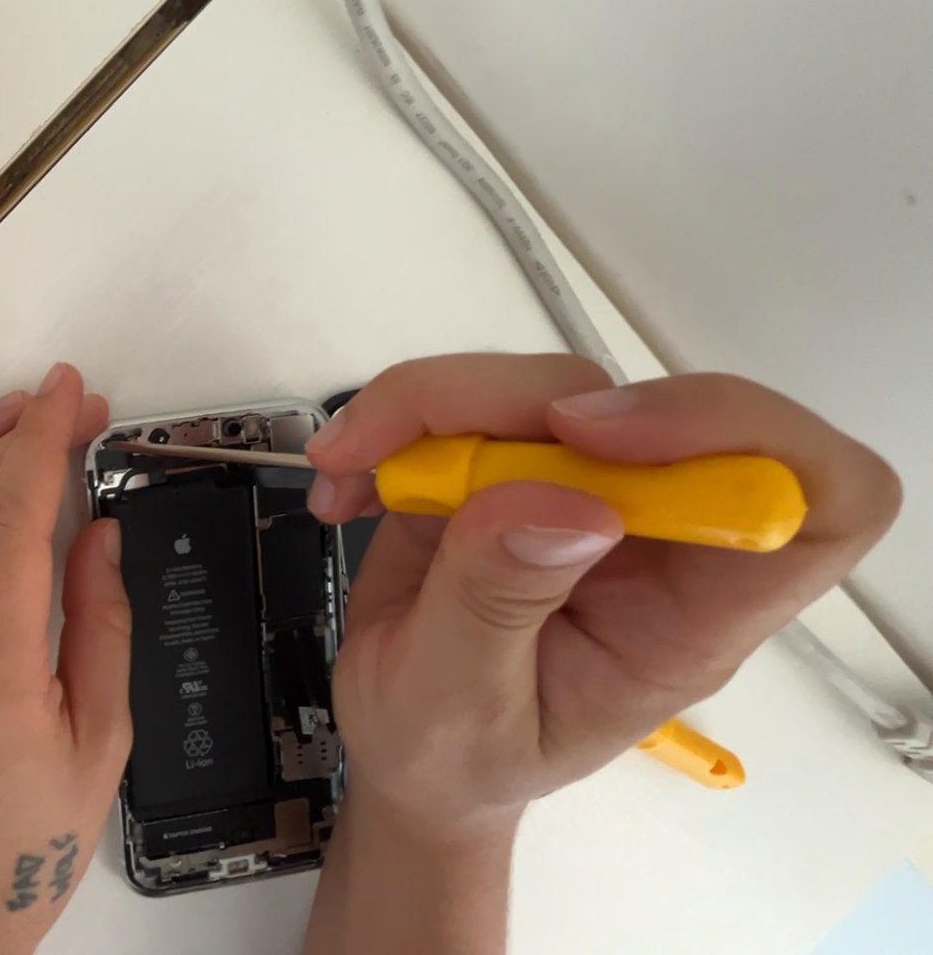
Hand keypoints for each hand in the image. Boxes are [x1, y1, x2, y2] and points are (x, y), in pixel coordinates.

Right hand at [305, 353, 902, 829]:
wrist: (403, 752)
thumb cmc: (450, 754)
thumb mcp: (464, 700)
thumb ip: (500, 604)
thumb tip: (559, 502)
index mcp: (682, 615)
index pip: (808, 495)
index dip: (724, 432)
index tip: (583, 433)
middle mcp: (634, 538)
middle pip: (606, 408)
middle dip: (481, 404)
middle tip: (369, 449)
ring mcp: (552, 499)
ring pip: (515, 393)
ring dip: (408, 413)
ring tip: (337, 469)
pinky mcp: (482, 482)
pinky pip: (441, 417)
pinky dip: (377, 436)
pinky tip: (339, 492)